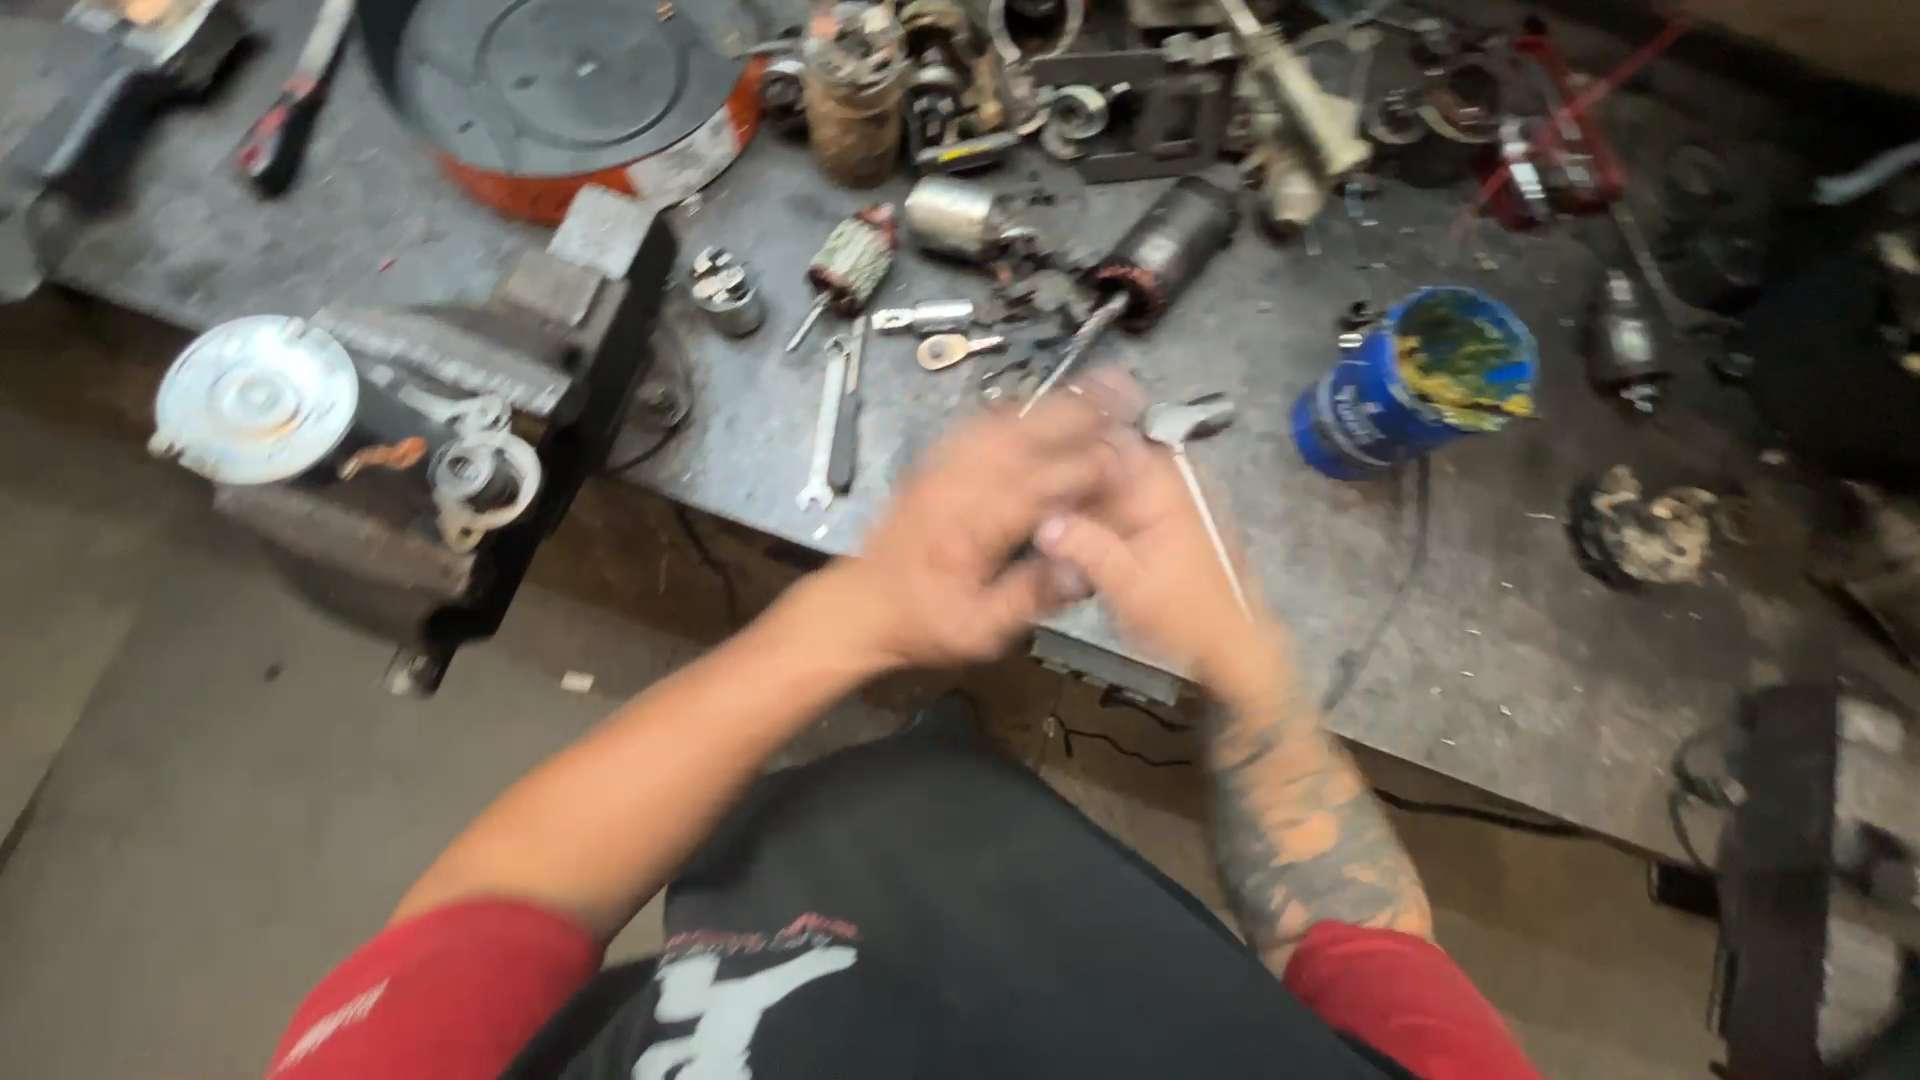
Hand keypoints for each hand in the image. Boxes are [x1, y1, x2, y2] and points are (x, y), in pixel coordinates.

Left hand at [807, 390, 1127, 671]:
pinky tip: (1036, 405)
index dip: (1083, 469)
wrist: (865, 604)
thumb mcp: (981, 630)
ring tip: (1091, 390)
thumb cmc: (923, 622)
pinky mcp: (931, 465)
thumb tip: (1085, 567)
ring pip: (999, 423)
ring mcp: (939, 470)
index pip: (1037, 487)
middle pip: (1020, 438)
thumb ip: (1032, 595)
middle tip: (1120, 396)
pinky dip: (1011, 410)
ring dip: (1047, 404)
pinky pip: (973, 426)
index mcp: (971, 530)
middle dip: (1074, 414)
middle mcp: (955, 489)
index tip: (1122, 459)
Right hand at [1034, 418, 1285, 704]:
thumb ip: (1085, 546)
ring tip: (1046, 507)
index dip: (1074, 444)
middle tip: (1032, 486)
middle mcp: (1171, 486)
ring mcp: (1172, 505)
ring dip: (1085, 494)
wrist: (1234, 647)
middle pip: (1113, 459)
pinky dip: (1101, 513)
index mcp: (1164, 490)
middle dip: (1074, 470)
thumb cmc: (1184, 617)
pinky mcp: (1168, 526)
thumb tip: (1042, 522)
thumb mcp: (1127, 584)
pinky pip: (1127, 505)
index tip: (1035, 456)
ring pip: (1117, 483)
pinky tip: (1074, 529)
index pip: (1116, 442)